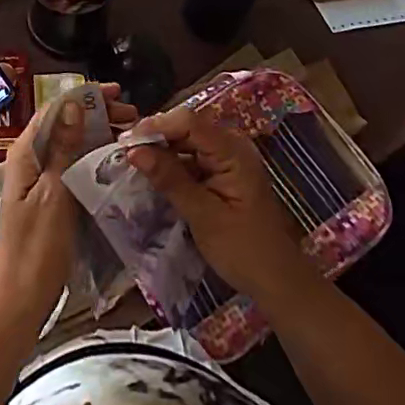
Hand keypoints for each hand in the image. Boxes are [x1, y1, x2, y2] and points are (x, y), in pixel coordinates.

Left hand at [0, 84, 137, 328]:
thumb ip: (63, 149)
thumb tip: (73, 104)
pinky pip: (72, 164)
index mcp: (25, 152)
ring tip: (131, 133)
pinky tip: (115, 160)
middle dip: (97, 114)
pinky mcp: (49, 196)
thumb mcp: (54, 195)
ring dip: (97, 134)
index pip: (55, 109)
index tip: (119, 94)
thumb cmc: (37, 248)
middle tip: (134, 116)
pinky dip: (93, 156)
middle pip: (63, 122)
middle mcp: (30, 158)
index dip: (85, 96)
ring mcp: (39, 177)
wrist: (19, 298)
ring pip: (70, 143)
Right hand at [126, 106, 308, 300]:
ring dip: (161, 149)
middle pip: (186, 126)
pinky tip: (154, 172)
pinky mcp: (223, 172)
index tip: (126, 142)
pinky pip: (192, 156)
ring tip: (133, 160)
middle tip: (125, 151)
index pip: (188, 121)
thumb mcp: (202, 215)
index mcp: (233, 151)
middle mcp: (232, 146)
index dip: (155, 126)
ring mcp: (228, 158)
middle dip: (155, 136)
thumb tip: (134, 151)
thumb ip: (169, 178)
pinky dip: (172, 162)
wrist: (279, 282)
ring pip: (186, 140)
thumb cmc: (244, 250)